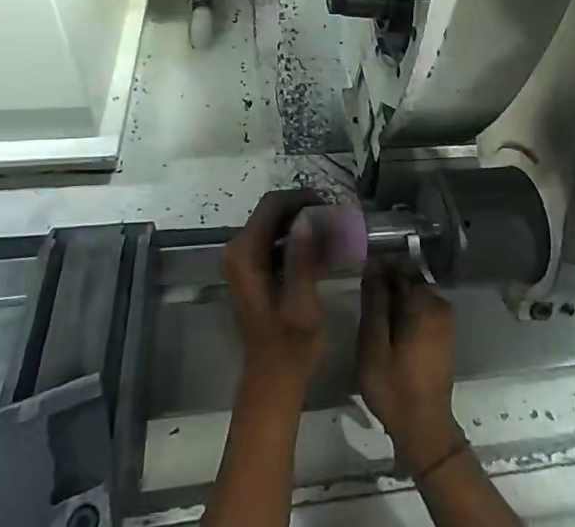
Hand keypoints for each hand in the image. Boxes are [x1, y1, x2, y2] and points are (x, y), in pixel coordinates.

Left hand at [225, 190, 329, 383]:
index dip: (302, 198)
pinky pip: (275, 239)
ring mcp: (243, 259)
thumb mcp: (302, 304)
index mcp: (245, 254)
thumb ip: (301, 260)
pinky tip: (321, 248)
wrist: (273, 376)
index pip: (273, 205)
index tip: (331, 206)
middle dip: (304, 209)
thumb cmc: (290, 344)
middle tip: (335, 219)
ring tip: (333, 231)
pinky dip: (297, 238)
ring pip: (274, 222)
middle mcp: (238, 249)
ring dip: (302, 222)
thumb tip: (306, 219)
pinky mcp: (253, 268)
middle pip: (272, 210)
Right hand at [357, 266, 462, 473]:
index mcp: (426, 302)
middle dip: (386, 286)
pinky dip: (404, 314)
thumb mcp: (374, 342)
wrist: (424, 428)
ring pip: (413, 296)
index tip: (359, 279)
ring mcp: (446, 320)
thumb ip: (375, 301)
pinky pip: (421, 311)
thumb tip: (372, 266)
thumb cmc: (394, 385)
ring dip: (393, 301)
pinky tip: (387, 331)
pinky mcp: (444, 334)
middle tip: (362, 303)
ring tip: (371, 318)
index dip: (378, 269)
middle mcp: (441, 304)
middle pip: (408, 280)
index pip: (400, 267)